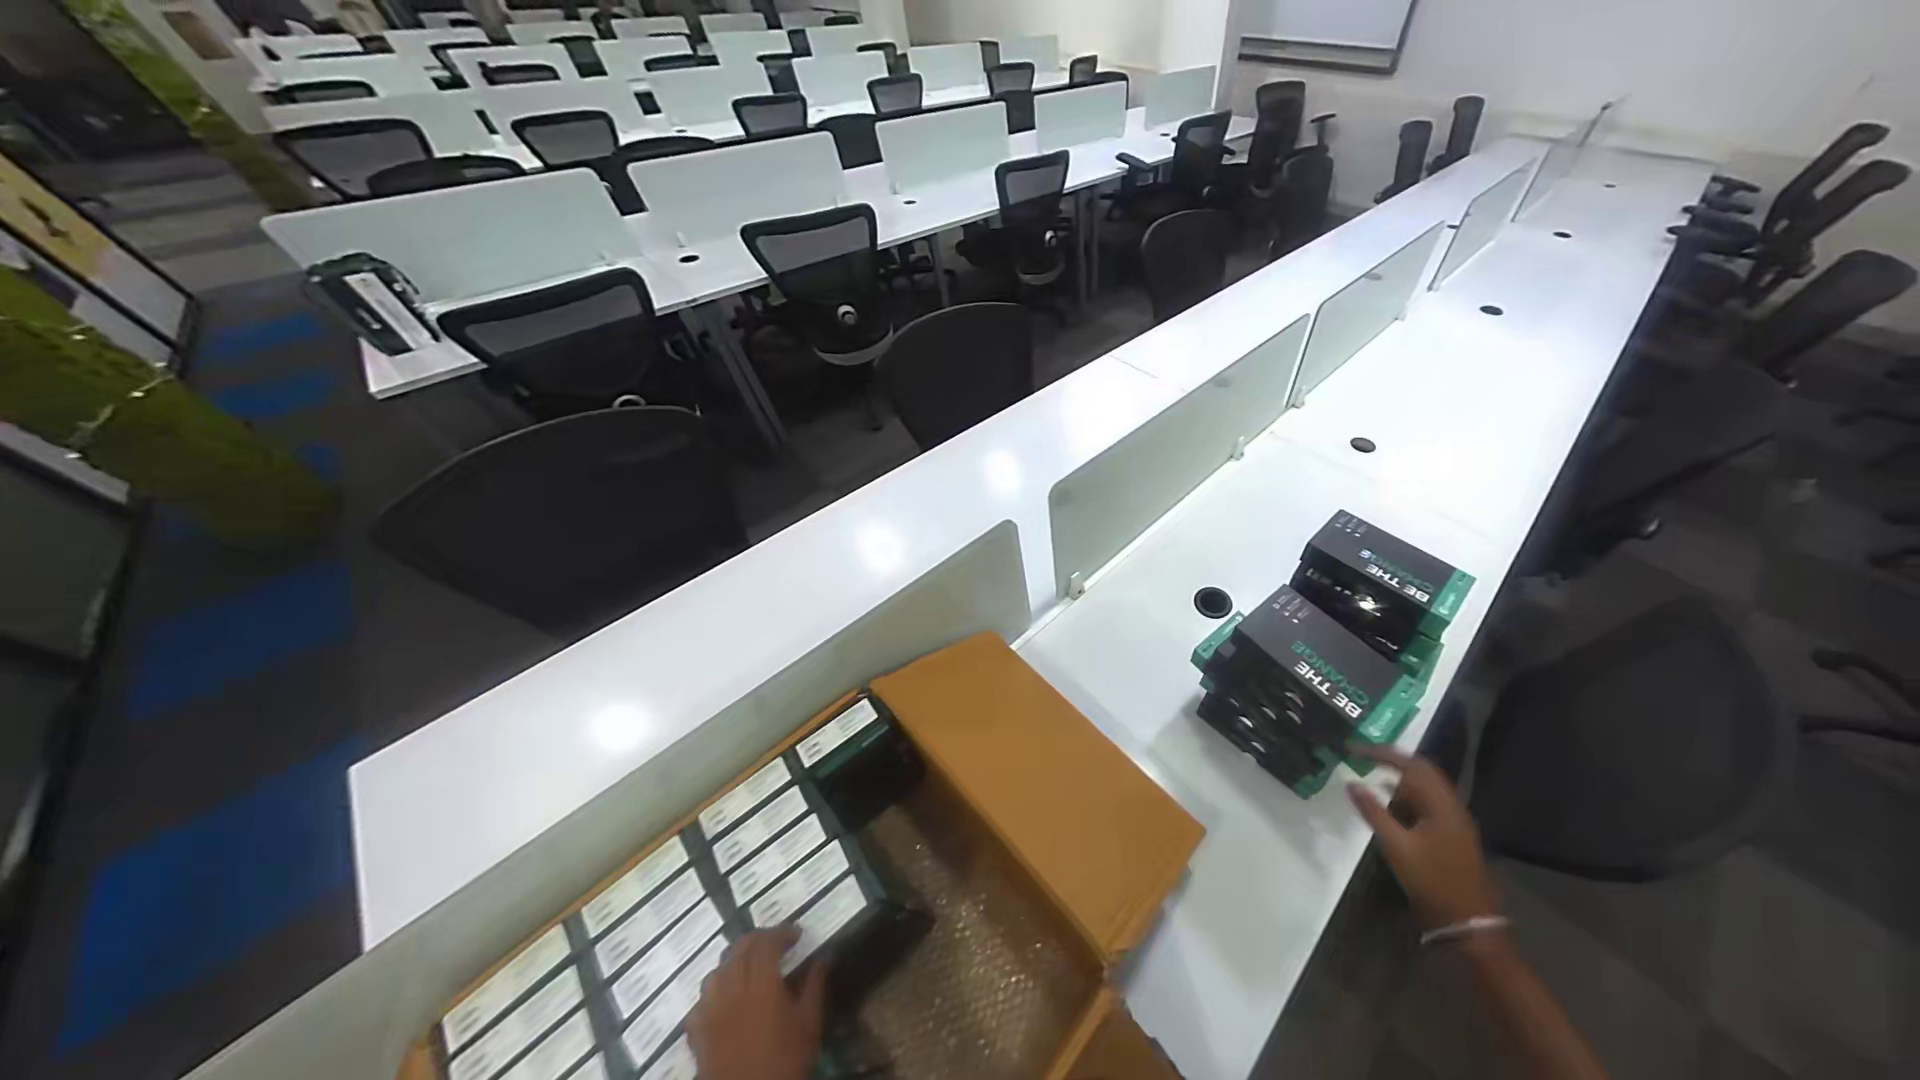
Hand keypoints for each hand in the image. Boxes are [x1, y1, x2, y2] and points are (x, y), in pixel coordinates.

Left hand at [687, 928, 826, 1079]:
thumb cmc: (784, 1064)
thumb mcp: (809, 1026)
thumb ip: (814, 987)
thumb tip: (824, 958)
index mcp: (762, 984)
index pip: (767, 943)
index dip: (782, 932)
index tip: (797, 934)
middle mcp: (732, 989)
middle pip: (740, 948)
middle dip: (759, 939)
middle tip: (776, 944)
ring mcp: (710, 1010)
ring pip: (717, 970)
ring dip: (734, 962)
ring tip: (750, 970)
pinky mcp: (696, 1032)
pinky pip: (701, 1000)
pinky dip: (715, 992)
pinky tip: (726, 1002)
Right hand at [1347, 745, 1498, 929]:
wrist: (1466, 922)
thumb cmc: (1432, 882)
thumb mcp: (1396, 847)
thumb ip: (1373, 812)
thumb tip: (1351, 783)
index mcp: (1442, 807)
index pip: (1413, 766)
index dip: (1382, 753)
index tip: (1354, 750)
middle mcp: (1452, 808)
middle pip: (1422, 772)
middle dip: (1391, 761)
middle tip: (1361, 757)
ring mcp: (1453, 822)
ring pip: (1424, 788)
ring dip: (1397, 779)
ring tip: (1369, 776)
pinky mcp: (1450, 834)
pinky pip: (1425, 803)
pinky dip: (1404, 795)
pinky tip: (1387, 803)